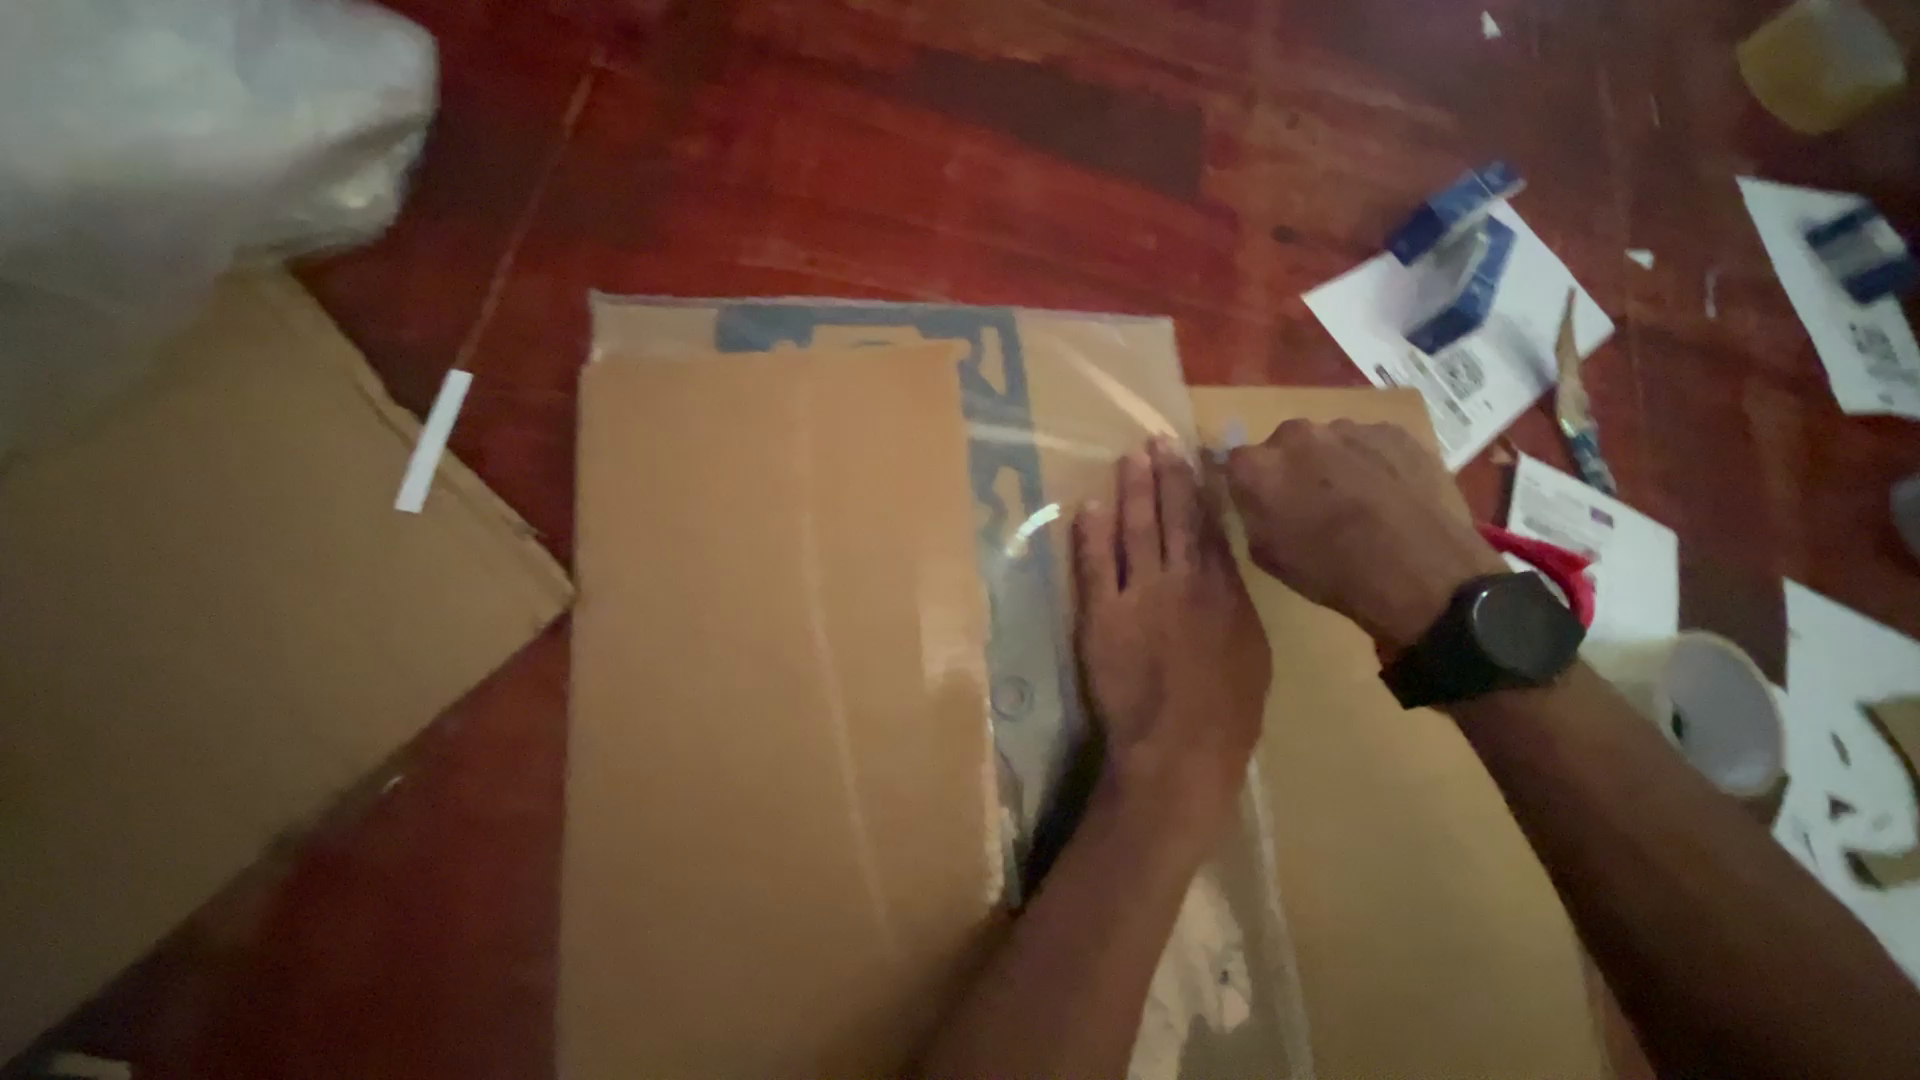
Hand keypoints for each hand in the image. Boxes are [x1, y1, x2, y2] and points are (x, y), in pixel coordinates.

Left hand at [1073, 439, 1271, 828]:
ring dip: (1132, 491)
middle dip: (1166, 476)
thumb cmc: (1226, 714)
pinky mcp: (1103, 615)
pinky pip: (1095, 564)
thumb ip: (1235, 607)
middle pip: (1175, 518)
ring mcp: (1141, 595)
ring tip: (1129, 458)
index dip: (1200, 492)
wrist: (1180, 748)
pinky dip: (1091, 533)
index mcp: (1225, 592)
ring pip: (1136, 530)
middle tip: (1157, 440)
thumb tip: (1222, 575)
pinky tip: (1089, 506)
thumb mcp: (1252, 655)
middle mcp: (1184, 582)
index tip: (1193, 460)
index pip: (1211, 529)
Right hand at [1225, 420, 1506, 650]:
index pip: (1235, 462)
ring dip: (1333, 464)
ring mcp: (1349, 428)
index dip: (1248, 483)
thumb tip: (1254, 499)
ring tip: (1357, 500)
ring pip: (1329, 442)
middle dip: (1291, 468)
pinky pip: (1370, 443)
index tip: (1261, 503)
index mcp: (1257, 467)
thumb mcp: (1268, 555)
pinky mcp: (1394, 431)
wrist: (1421, 571)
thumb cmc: (1332, 572)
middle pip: (1283, 445)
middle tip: (1311, 503)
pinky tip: (1388, 494)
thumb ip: (1252, 514)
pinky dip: (1372, 462)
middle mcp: (1297, 435)